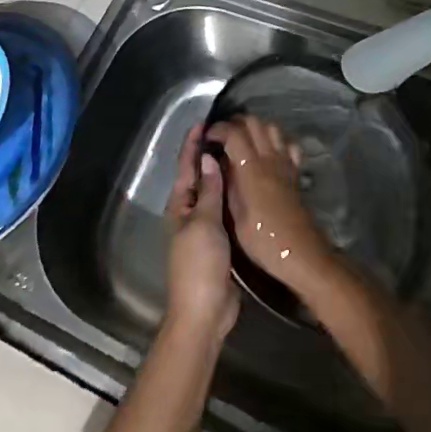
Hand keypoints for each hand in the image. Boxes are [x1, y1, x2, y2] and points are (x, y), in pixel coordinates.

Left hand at [165, 124, 238, 340]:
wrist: (206, 311)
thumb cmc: (199, 265)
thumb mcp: (204, 223)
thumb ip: (209, 191)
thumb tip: (209, 157)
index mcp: (181, 205)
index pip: (186, 166)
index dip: (192, 142)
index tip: (205, 120)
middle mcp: (190, 212)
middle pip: (200, 176)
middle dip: (210, 153)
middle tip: (230, 131)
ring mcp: (205, 226)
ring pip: (214, 191)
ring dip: (224, 172)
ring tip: (242, 151)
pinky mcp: (220, 240)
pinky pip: (226, 208)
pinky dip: (234, 193)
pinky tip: (249, 186)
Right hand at [208, 115, 338, 296]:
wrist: (301, 253)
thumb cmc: (263, 240)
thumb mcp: (235, 217)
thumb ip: (226, 186)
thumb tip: (216, 164)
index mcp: (251, 169)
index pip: (234, 133)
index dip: (217, 129)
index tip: (206, 137)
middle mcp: (270, 158)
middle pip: (254, 122)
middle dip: (235, 122)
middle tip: (221, 135)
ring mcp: (285, 163)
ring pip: (271, 127)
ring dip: (254, 127)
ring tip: (241, 139)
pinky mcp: (294, 171)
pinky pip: (287, 143)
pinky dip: (275, 139)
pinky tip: (266, 151)